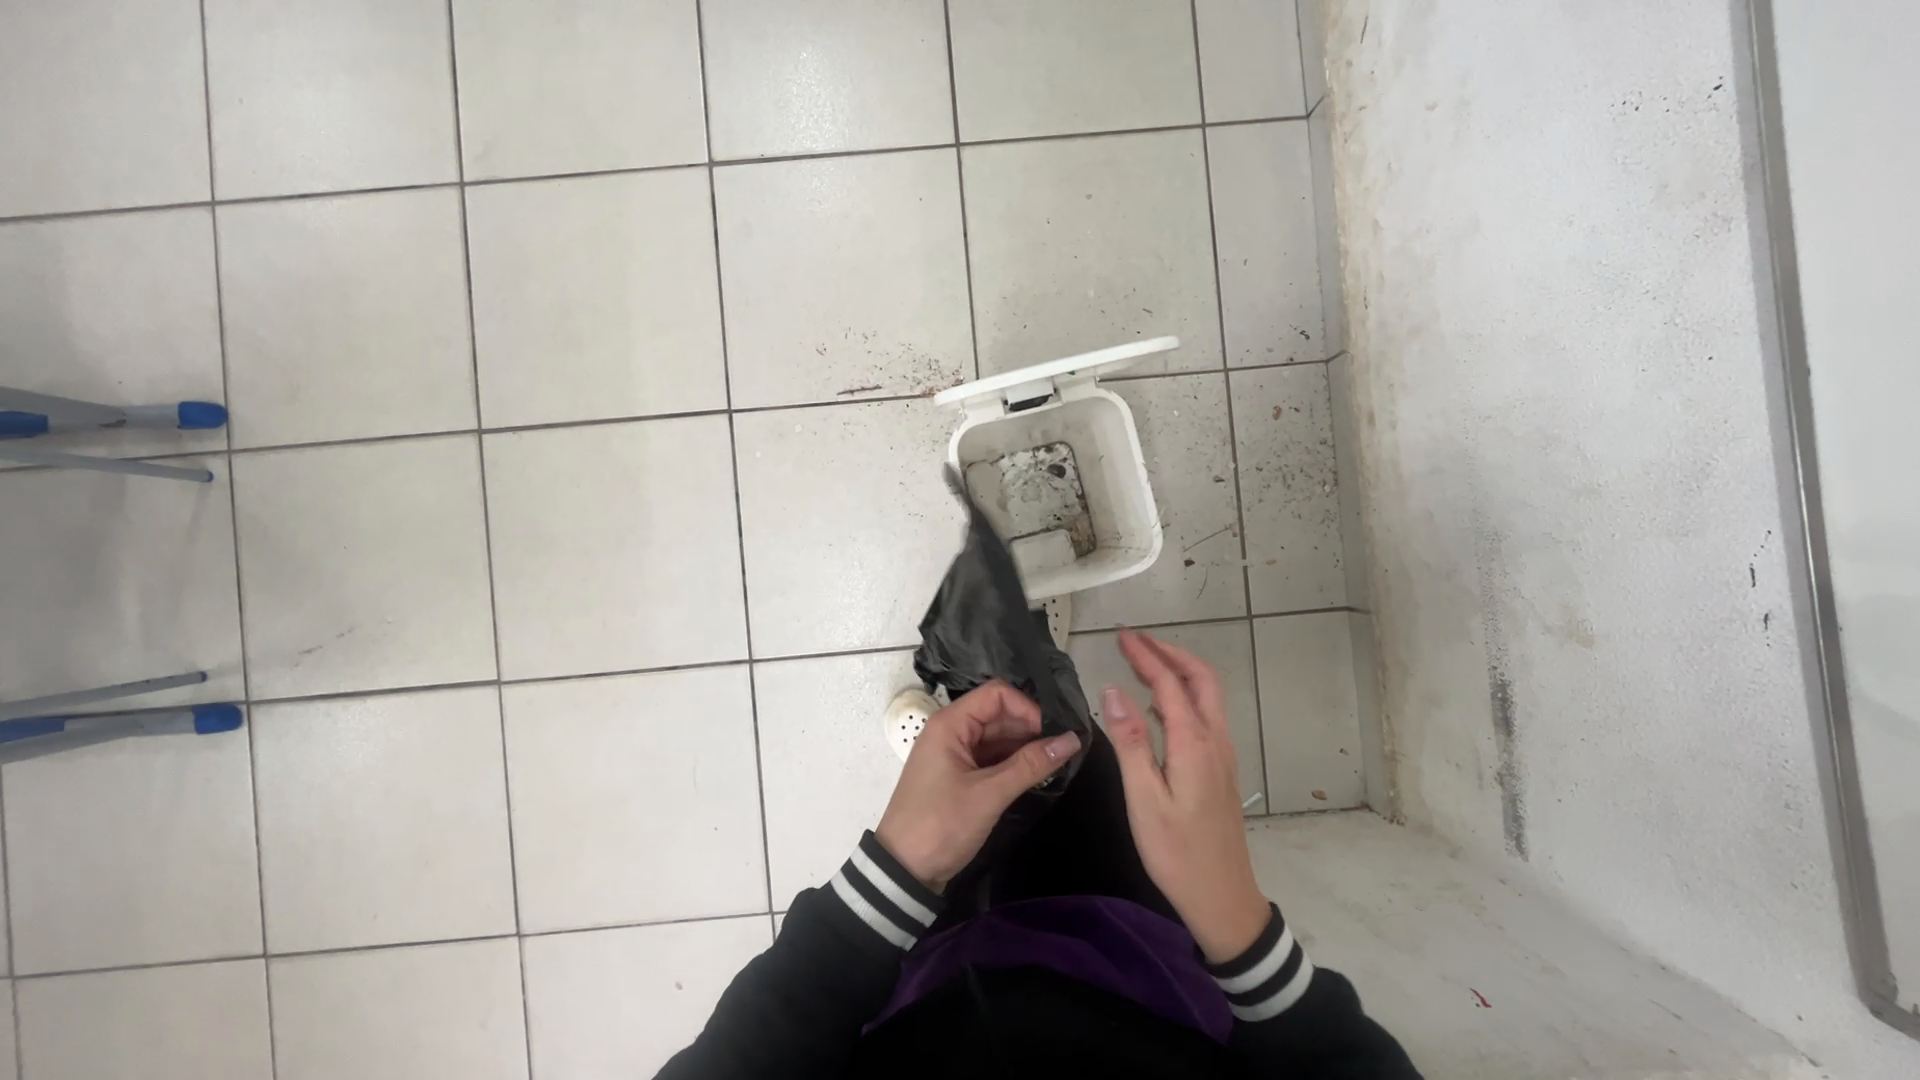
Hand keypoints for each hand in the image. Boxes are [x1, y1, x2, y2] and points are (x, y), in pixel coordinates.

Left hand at [875, 681, 1081, 892]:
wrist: (903, 870)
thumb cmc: (941, 824)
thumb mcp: (989, 794)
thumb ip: (1030, 765)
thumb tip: (1072, 740)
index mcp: (950, 724)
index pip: (996, 694)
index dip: (1027, 708)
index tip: (1053, 734)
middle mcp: (950, 731)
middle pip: (998, 714)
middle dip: (1030, 728)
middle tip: (1062, 750)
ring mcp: (953, 754)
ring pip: (996, 737)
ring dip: (1023, 747)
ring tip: (1055, 763)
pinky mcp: (958, 775)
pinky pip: (990, 758)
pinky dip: (1012, 763)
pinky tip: (1035, 775)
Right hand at [1104, 629, 1270, 962]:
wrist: (1223, 897)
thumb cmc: (1177, 851)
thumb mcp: (1144, 798)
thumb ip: (1130, 741)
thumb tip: (1113, 689)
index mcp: (1194, 743)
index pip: (1168, 683)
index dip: (1145, 655)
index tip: (1120, 635)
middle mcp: (1215, 740)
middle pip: (1200, 678)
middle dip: (1169, 652)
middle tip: (1135, 641)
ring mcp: (1222, 754)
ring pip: (1206, 695)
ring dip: (1178, 671)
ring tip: (1142, 663)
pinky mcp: (1220, 768)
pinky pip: (1205, 715)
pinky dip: (1183, 695)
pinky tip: (1159, 706)